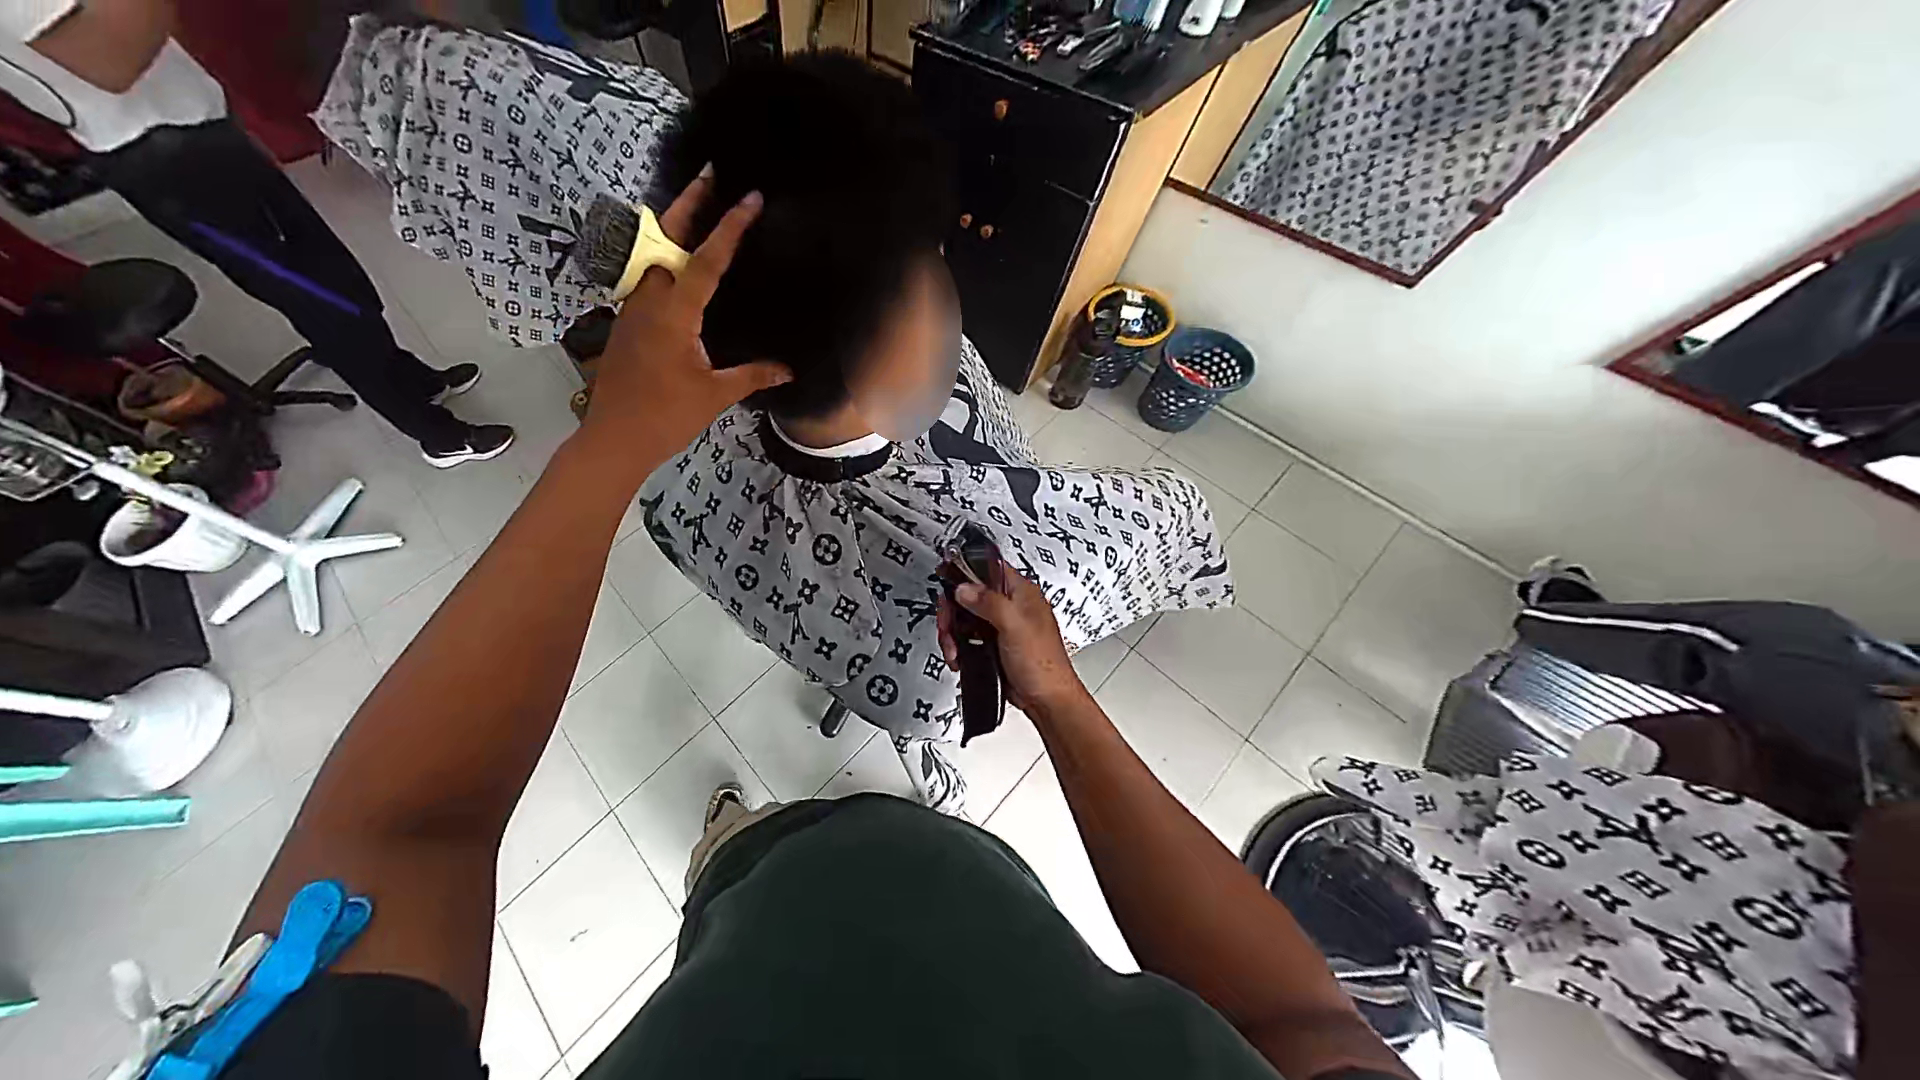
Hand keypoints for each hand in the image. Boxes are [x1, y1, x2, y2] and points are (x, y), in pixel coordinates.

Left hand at [577, 170, 790, 475]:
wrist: (614, 438)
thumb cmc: (665, 417)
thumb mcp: (714, 395)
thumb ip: (752, 376)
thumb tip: (789, 370)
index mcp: (674, 314)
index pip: (706, 261)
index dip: (730, 228)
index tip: (749, 199)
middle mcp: (648, 301)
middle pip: (668, 240)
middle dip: (690, 205)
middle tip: (709, 174)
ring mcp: (633, 309)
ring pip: (652, 254)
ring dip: (673, 227)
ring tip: (697, 208)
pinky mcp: (628, 322)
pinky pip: (647, 277)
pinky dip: (665, 256)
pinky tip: (678, 262)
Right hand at [937, 569, 1091, 720]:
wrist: (1046, 700)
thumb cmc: (1044, 665)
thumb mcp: (1014, 626)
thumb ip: (989, 603)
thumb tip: (965, 589)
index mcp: (1022, 593)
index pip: (989, 567)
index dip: (966, 568)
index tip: (947, 574)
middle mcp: (1011, 606)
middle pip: (970, 593)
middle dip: (953, 609)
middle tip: (948, 623)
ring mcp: (1001, 626)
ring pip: (965, 616)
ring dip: (953, 631)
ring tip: (954, 646)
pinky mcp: (993, 644)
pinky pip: (968, 637)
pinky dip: (959, 644)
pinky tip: (959, 655)